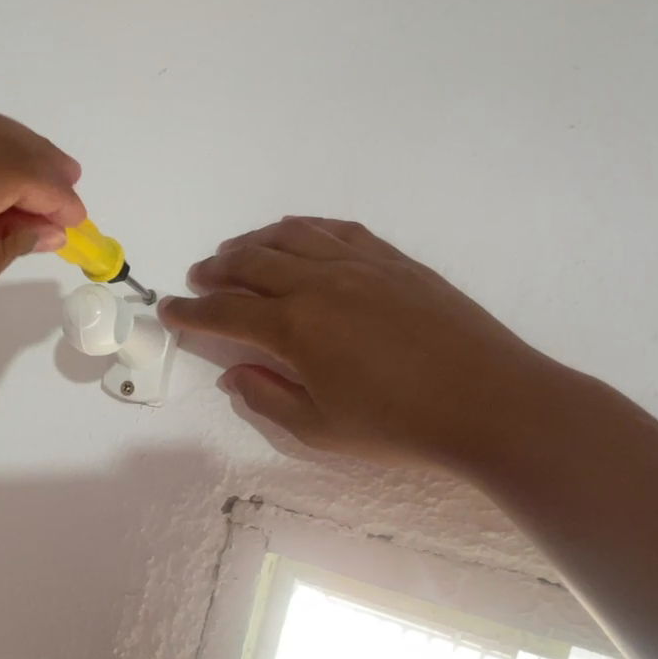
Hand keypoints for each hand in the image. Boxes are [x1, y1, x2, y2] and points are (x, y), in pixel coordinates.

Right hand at [160, 216, 567, 472]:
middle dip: (216, 270)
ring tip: (236, 252)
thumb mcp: (319, 429)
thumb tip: (232, 375)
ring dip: (254, 242)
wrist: (488, 401)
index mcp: (295, 328)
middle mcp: (320, 283)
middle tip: (198, 279)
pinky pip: (336, 230)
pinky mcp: (394, 260)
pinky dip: (304, 229)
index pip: (225, 313)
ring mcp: (360, 264)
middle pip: (252, 263)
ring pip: (292, 237)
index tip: (168, 311)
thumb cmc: (398, 426)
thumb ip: (266, 398)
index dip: (190, 313)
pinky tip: (296, 237)